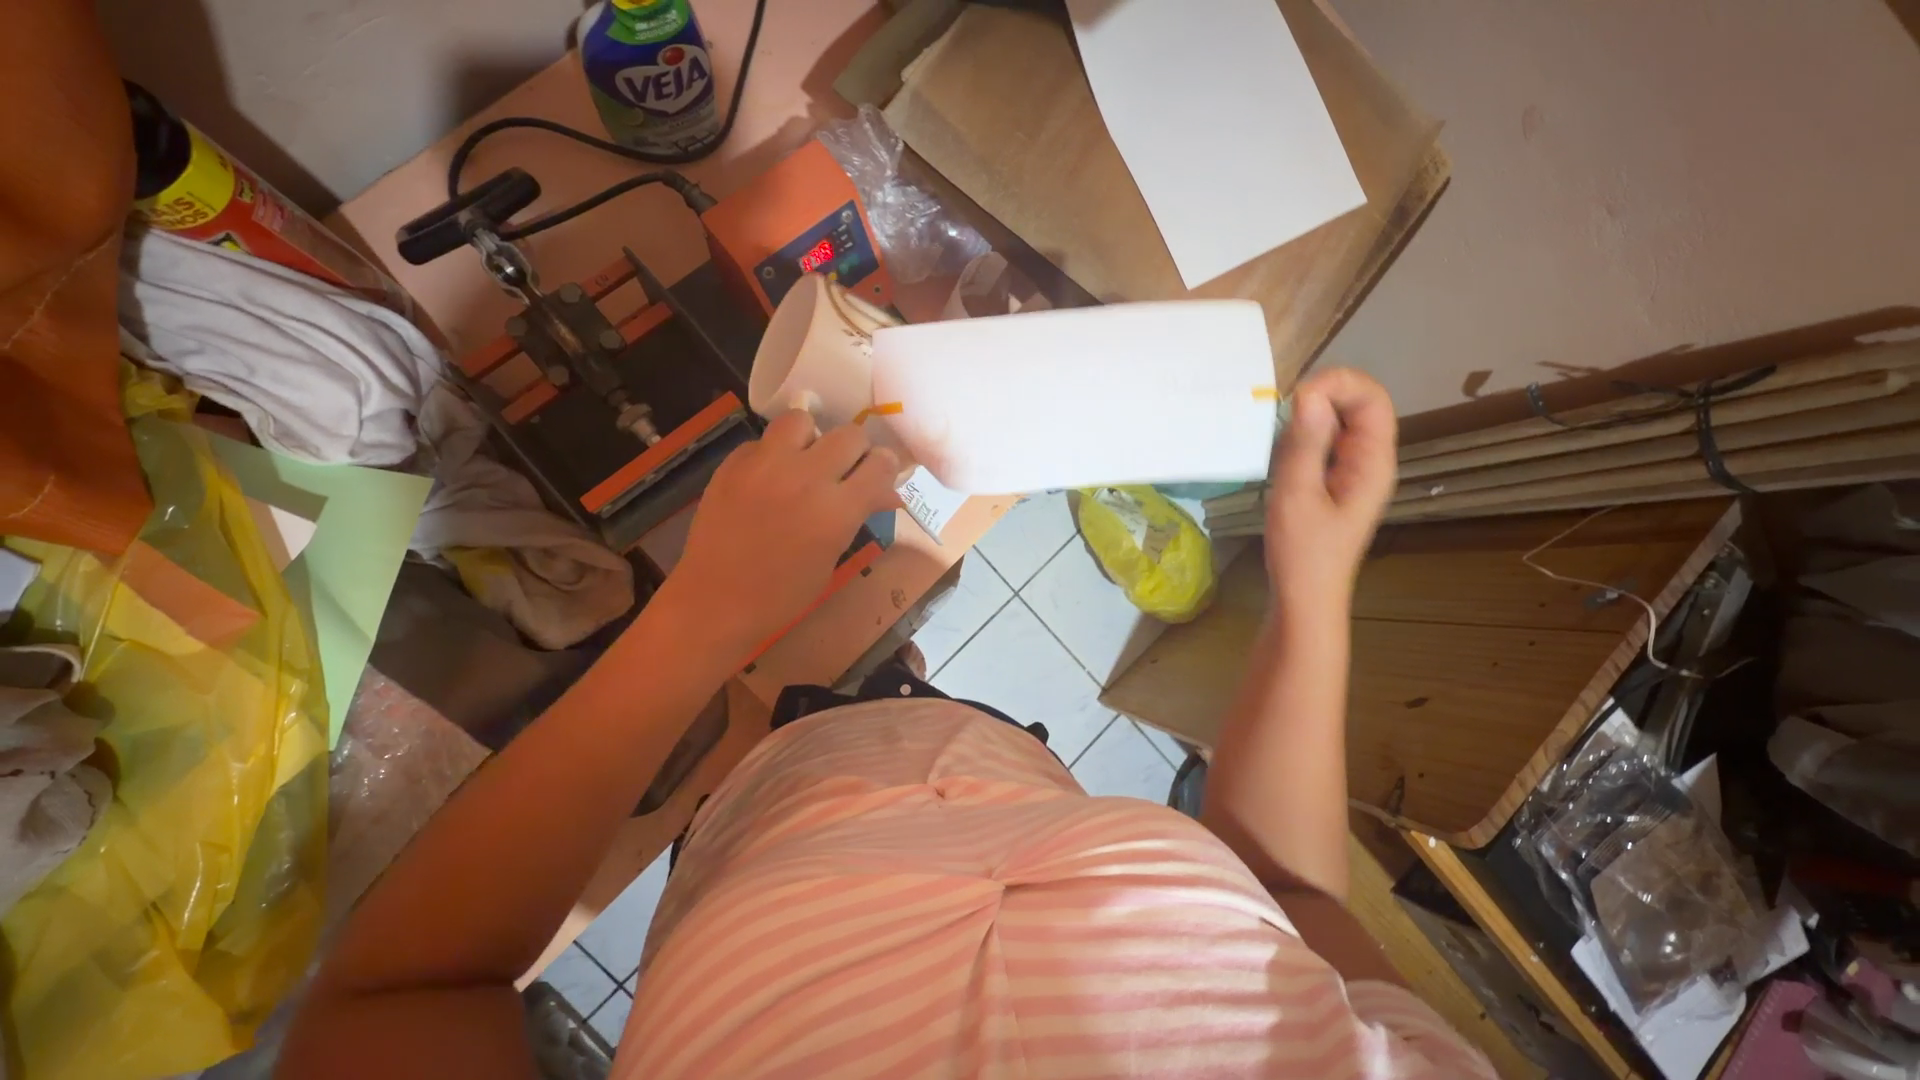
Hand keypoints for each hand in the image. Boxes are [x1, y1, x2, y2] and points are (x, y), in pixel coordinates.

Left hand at [654, 411, 899, 665]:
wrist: (715, 602)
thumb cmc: (782, 595)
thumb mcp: (831, 558)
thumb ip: (856, 517)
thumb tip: (884, 494)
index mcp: (837, 509)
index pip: (881, 464)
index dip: (885, 468)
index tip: (878, 477)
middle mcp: (806, 476)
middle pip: (849, 435)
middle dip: (855, 451)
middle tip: (845, 470)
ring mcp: (766, 465)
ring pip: (802, 420)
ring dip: (811, 438)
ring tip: (804, 461)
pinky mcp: (733, 464)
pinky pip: (763, 441)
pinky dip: (773, 453)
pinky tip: (768, 478)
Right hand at [1264, 369, 1396, 612]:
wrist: (1304, 599)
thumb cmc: (1303, 552)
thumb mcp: (1297, 495)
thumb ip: (1305, 444)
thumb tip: (1309, 394)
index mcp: (1373, 463)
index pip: (1373, 399)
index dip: (1339, 384)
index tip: (1297, 395)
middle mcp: (1369, 462)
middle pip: (1360, 405)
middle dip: (1324, 395)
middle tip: (1282, 410)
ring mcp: (1353, 473)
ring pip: (1341, 422)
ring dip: (1312, 415)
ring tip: (1277, 430)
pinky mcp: (1334, 484)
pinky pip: (1326, 443)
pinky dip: (1304, 436)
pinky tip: (1280, 451)